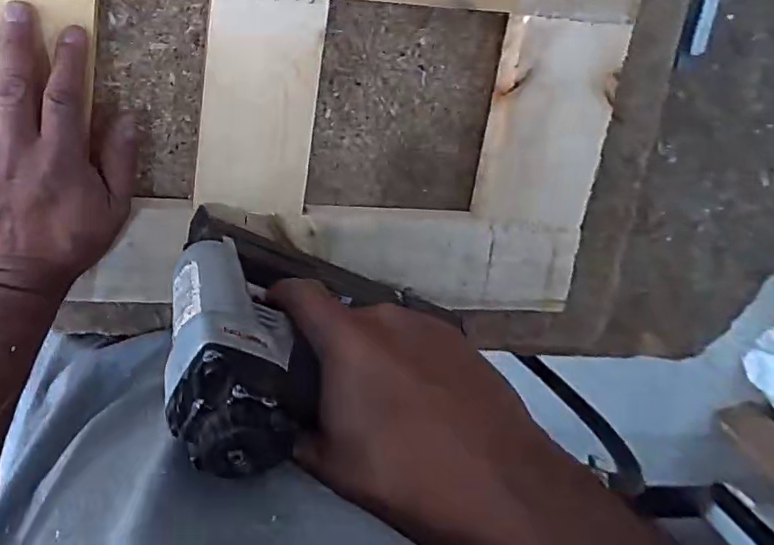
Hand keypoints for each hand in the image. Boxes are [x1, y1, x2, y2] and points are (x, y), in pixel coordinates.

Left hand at [0, 0, 138, 300]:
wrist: (15, 280)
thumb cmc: (71, 240)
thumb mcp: (114, 206)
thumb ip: (121, 160)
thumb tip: (127, 114)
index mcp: (59, 157)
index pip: (63, 97)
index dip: (69, 61)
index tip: (73, 30)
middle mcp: (18, 150)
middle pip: (16, 88)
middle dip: (17, 45)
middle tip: (16, 9)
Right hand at [267, 280, 655, 544]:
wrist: (504, 482)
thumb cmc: (412, 474)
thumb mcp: (335, 466)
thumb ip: (299, 433)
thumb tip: (288, 423)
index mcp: (348, 339)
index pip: (301, 292)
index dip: (279, 294)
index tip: (269, 307)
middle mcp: (386, 317)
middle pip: (344, 318)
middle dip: (330, 345)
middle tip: (331, 387)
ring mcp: (426, 324)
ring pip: (382, 329)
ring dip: (371, 354)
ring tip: (383, 401)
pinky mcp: (457, 337)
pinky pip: (416, 340)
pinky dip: (406, 359)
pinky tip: (421, 400)